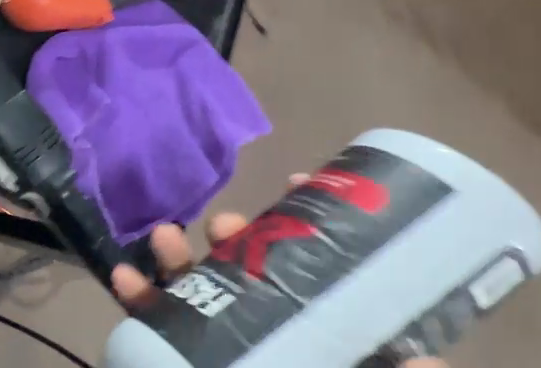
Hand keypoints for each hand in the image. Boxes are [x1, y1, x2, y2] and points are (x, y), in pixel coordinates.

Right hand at [111, 188, 448, 367]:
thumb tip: (417, 360)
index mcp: (316, 346)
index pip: (319, 284)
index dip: (306, 235)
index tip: (294, 189)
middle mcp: (270, 339)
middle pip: (251, 276)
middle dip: (230, 240)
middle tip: (220, 225)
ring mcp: (219, 348)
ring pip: (195, 288)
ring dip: (175, 256)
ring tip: (165, 240)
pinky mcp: (175, 357)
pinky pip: (151, 320)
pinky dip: (135, 294)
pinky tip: (123, 277)